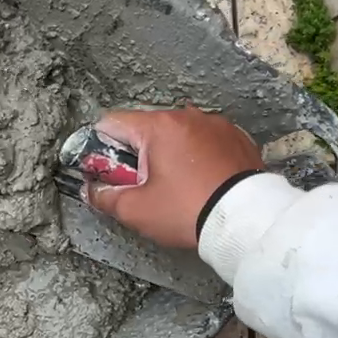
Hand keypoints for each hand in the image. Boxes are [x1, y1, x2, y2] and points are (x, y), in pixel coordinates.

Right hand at [84, 107, 264, 248]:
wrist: (246, 221)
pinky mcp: (235, 139)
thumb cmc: (190, 210)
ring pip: (174, 136)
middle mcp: (187, 116)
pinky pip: (202, 143)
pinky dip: (193, 159)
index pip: (111, 123)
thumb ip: (104, 196)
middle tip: (139, 188)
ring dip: (165, 157)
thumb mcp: (135, 210)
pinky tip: (196, 184)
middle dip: (135, 157)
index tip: (104, 172)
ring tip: (173, 189)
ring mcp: (215, 125)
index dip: (99, 149)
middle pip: (144, 130)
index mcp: (159, 126)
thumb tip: (91, 190)